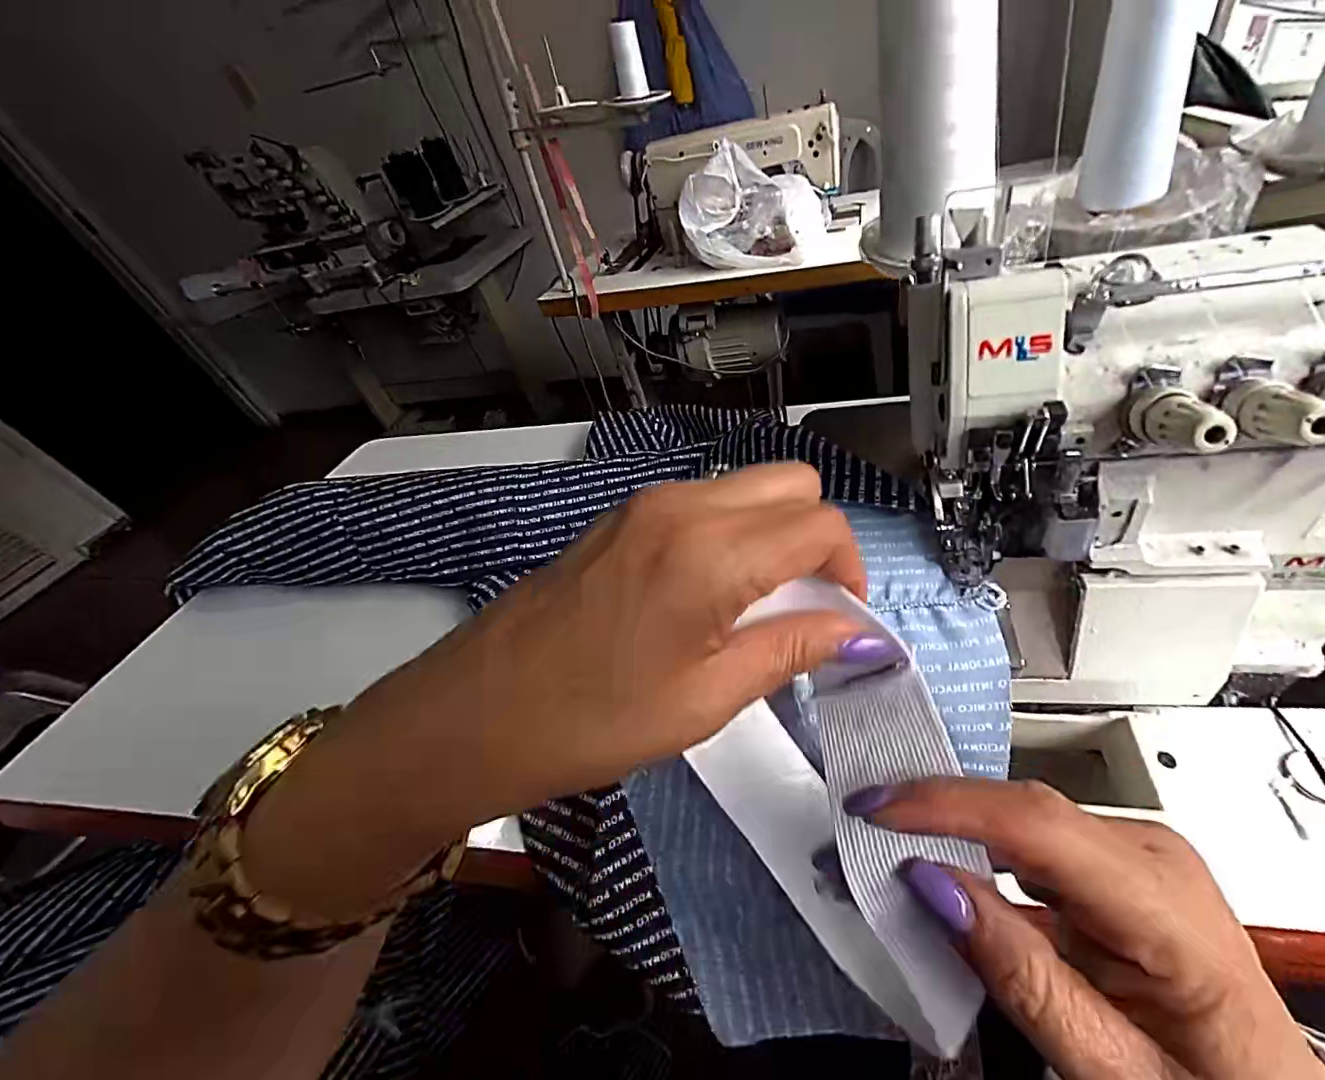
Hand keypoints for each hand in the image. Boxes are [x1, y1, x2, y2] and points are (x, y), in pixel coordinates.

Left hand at [241, 464, 891, 916]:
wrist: (469, 717)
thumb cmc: (591, 722)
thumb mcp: (706, 700)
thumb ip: (790, 649)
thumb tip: (855, 630)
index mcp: (709, 554)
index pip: (820, 524)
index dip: (849, 568)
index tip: (842, 617)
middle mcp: (684, 507)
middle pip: (795, 483)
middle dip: (819, 537)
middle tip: (806, 603)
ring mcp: (649, 503)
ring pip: (754, 485)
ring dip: (778, 532)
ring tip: (760, 602)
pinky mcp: (627, 514)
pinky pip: (712, 500)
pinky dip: (739, 531)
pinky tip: (715, 591)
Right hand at [844, 778, 1324, 1079]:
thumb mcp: (1116, 1070)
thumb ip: (1023, 975)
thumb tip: (940, 888)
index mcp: (1164, 898)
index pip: (1037, 823)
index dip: (948, 806)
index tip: (880, 806)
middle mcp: (1151, 853)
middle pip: (1026, 809)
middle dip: (941, 811)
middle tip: (869, 822)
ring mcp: (1138, 851)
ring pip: (1027, 819)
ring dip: (959, 827)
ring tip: (896, 840)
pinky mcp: (1119, 861)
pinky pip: (1038, 841)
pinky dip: (986, 849)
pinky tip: (952, 863)